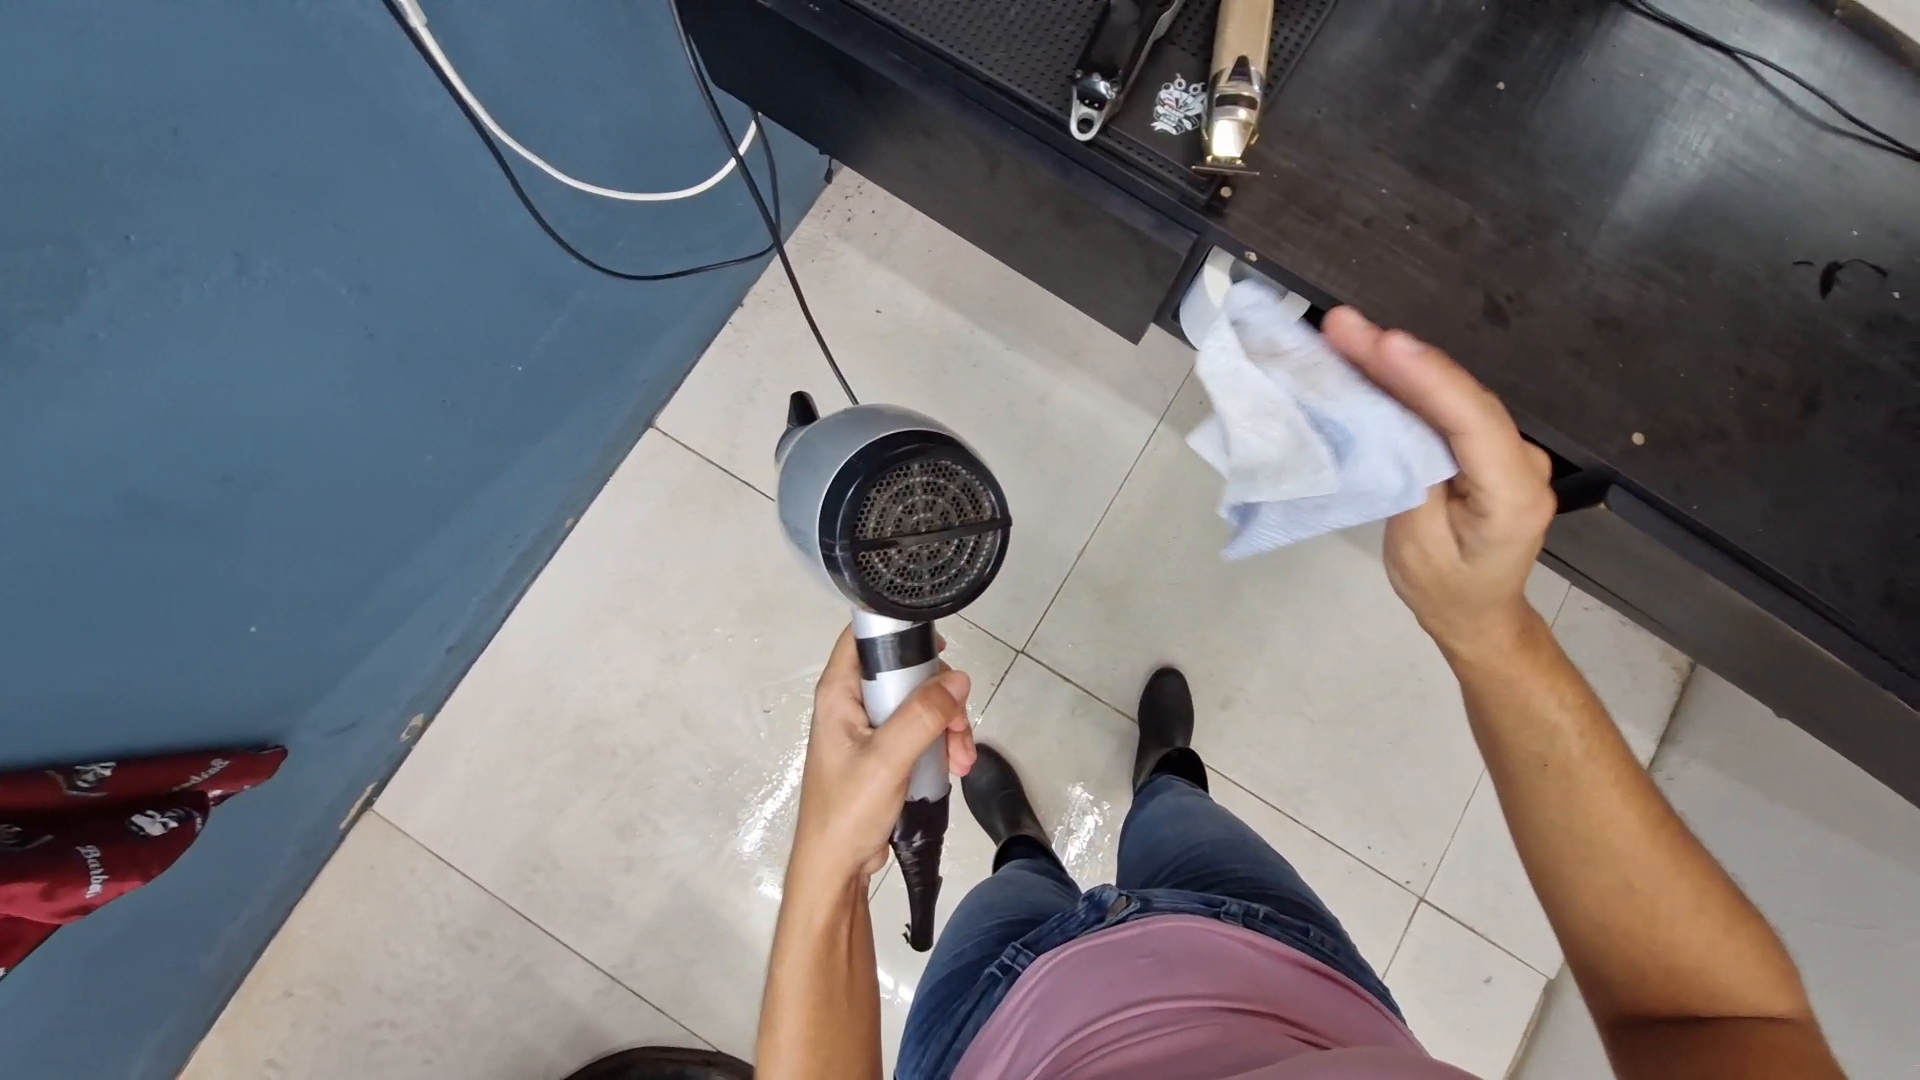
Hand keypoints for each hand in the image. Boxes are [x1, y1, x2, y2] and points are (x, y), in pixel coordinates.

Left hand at [790, 627, 975, 886]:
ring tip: (962, 757)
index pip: (862, 637)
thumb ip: (923, 716)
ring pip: (919, 703)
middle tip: (959, 722)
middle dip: (940, 695)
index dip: (897, 630)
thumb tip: (958, 680)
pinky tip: (956, 766)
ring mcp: (870, 729)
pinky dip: (941, 744)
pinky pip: (920, 731)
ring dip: (947, 725)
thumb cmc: (848, 811)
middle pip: (904, 672)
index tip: (937, 644)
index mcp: (839, 693)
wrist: (837, 870)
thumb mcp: (888, 759)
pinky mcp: (885, 752)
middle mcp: (853, 704)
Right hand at [1323, 308, 1557, 657]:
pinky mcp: (1478, 447)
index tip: (1383, 343)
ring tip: (1347, 336)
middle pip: (1460, 398)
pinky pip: (1443, 409)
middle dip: (1401, 358)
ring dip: (1397, 364)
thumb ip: (1411, 483)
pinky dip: (1404, 385)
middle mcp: (1519, 460)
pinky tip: (1369, 362)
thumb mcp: (1418, 549)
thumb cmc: (1445, 591)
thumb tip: (1389, 428)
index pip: (1473, 422)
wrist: (1477, 614)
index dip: (1428, 378)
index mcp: (1513, 493)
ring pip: (1450, 397)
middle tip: (1344, 326)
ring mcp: (1503, 449)